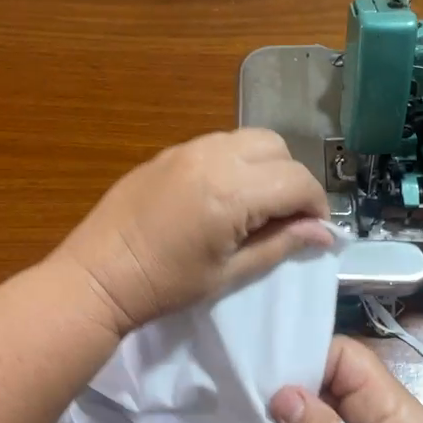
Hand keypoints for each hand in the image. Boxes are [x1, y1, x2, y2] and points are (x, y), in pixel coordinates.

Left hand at [52, 129, 334, 333]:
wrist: (99, 274)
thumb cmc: (164, 284)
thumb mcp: (229, 273)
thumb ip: (280, 244)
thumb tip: (323, 234)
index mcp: (230, 191)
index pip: (296, 181)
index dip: (316, 206)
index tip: (314, 231)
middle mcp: (212, 157)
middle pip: (277, 148)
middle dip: (292, 180)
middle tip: (286, 217)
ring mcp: (187, 149)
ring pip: (249, 138)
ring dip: (265, 165)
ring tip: (257, 204)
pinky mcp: (169, 152)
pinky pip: (218, 144)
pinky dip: (236, 161)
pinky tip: (225, 194)